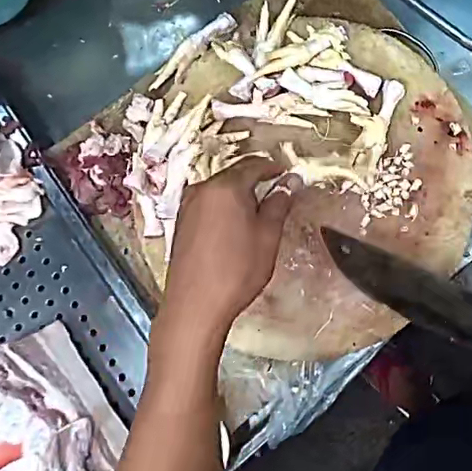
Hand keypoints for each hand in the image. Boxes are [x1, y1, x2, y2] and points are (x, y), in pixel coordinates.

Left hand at [160, 158, 296, 338]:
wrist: (196, 305)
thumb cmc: (238, 268)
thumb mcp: (268, 234)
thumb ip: (279, 202)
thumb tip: (290, 182)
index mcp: (225, 188)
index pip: (254, 165)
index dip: (275, 168)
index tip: (291, 176)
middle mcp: (201, 190)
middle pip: (234, 174)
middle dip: (258, 178)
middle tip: (280, 191)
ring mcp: (187, 206)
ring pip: (220, 188)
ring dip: (241, 192)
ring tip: (261, 208)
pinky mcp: (181, 222)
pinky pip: (209, 202)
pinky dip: (226, 205)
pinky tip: (238, 222)